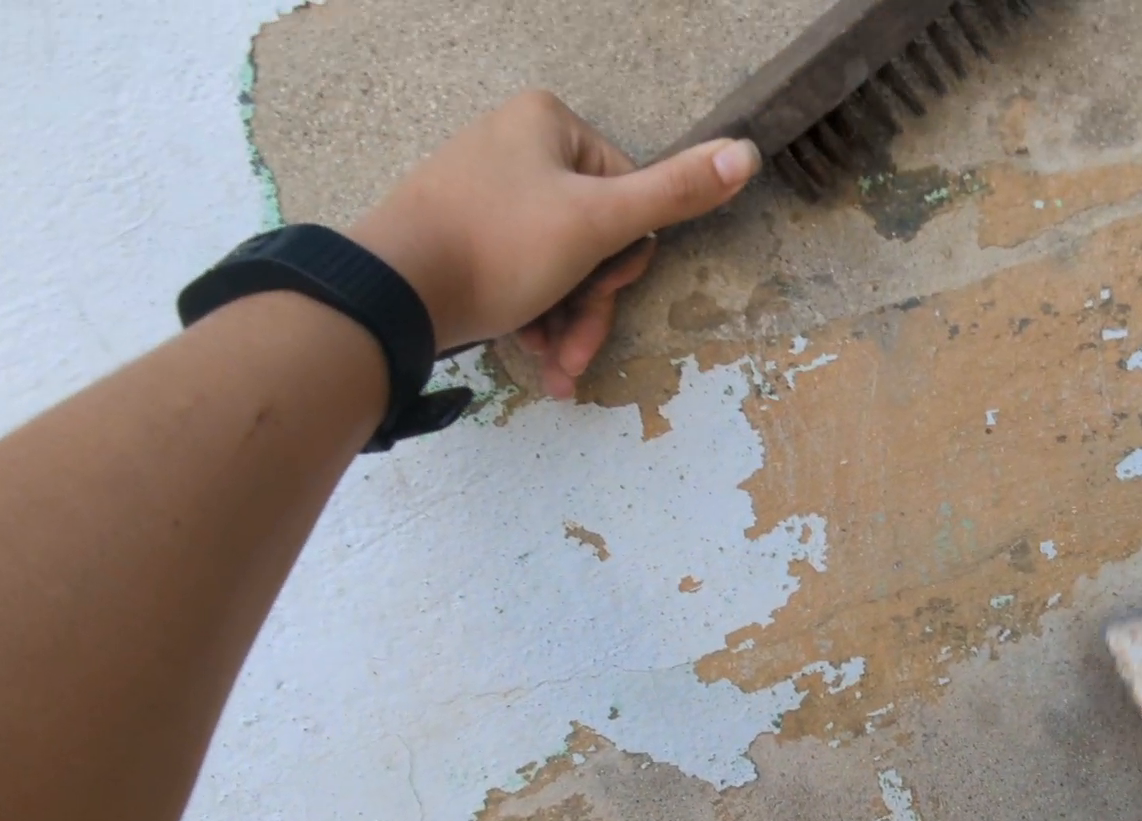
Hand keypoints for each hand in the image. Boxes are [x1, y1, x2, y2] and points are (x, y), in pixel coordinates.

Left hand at [346, 90, 760, 397]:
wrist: (393, 294)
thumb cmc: (501, 247)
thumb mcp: (599, 223)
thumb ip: (673, 194)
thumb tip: (748, 153)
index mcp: (551, 126)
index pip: (628, 194)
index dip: (624, 257)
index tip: (603, 289)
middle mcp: (518, 147)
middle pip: (592, 238)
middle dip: (591, 307)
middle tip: (578, 355)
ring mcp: (487, 192)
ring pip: (559, 266)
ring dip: (567, 326)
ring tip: (557, 373)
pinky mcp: (465, 235)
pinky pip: (523, 275)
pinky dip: (536, 320)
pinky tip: (536, 360)